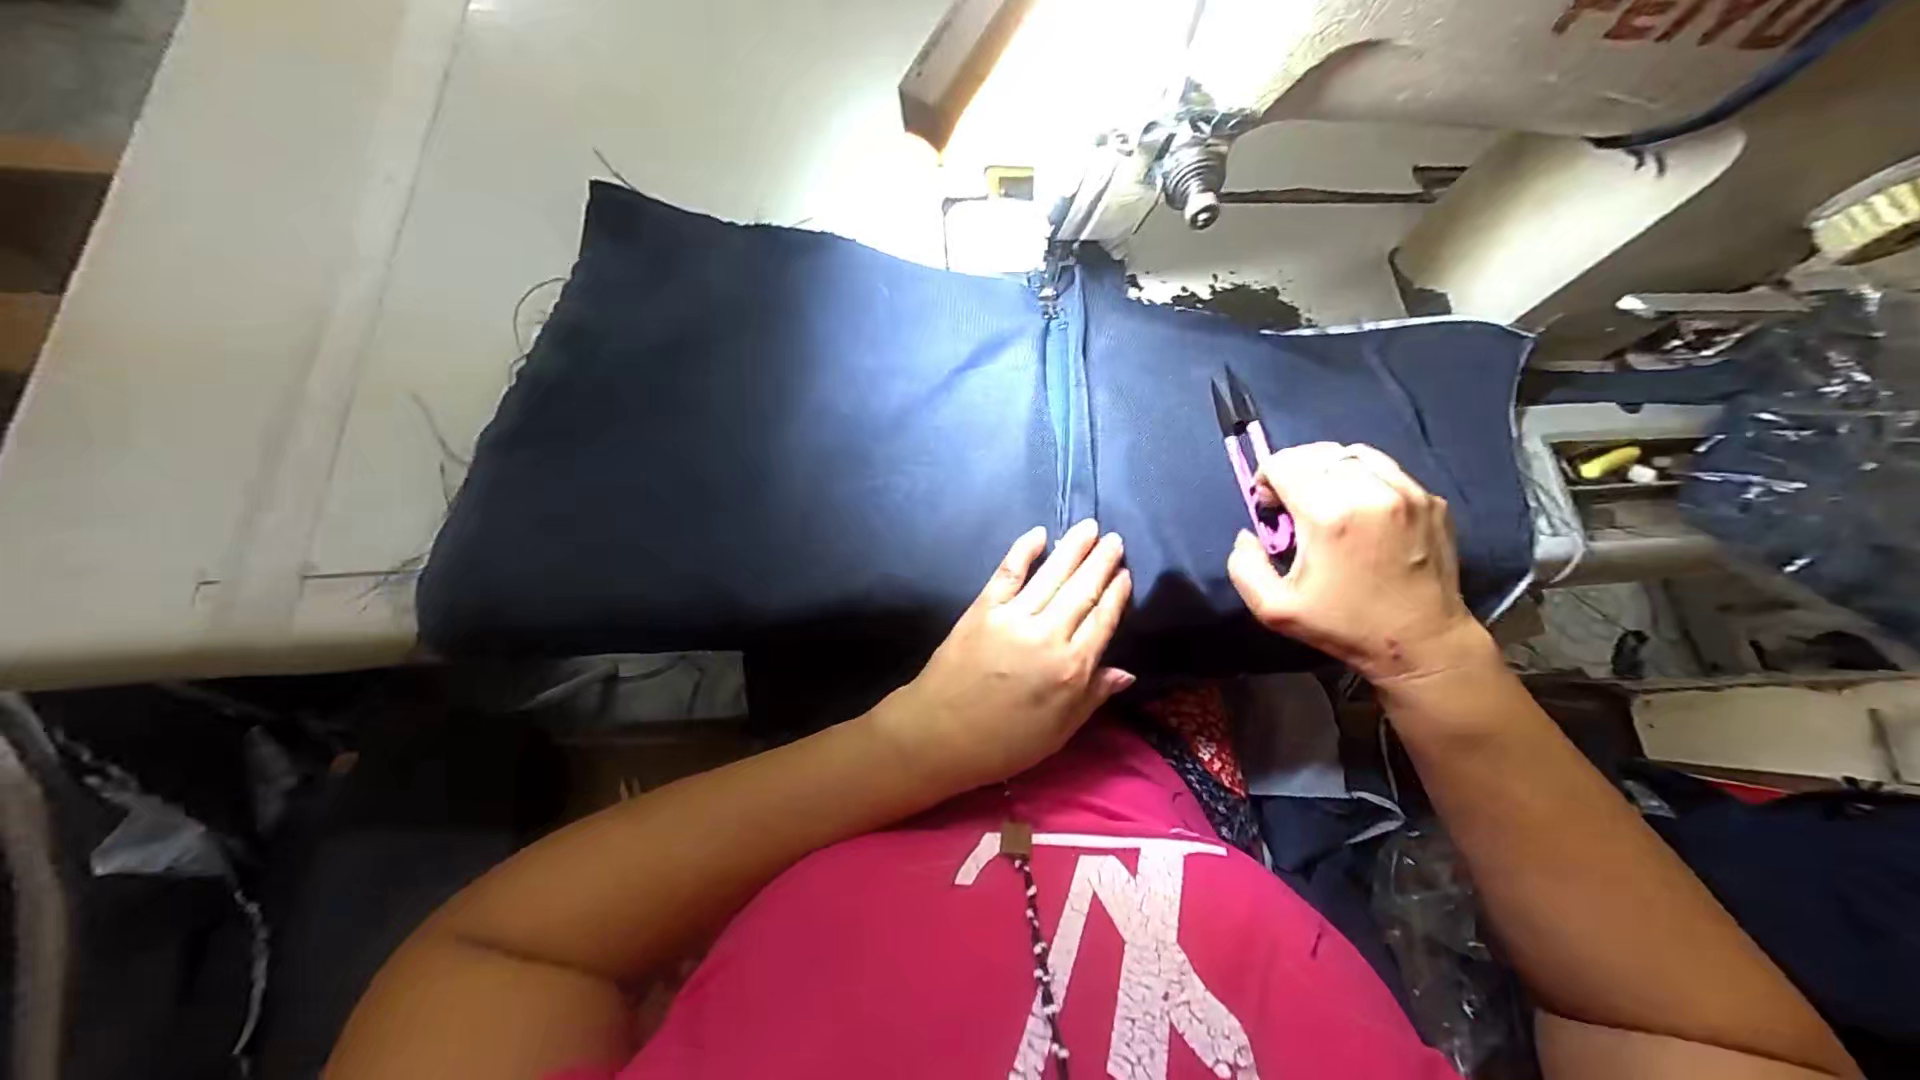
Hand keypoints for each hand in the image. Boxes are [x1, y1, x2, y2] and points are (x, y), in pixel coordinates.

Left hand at [878, 519, 1134, 792]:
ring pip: (1051, 575)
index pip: (1102, 620)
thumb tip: (1126, 673)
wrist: (940, 735)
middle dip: (1101, 562)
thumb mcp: (1059, 732)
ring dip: (1073, 548)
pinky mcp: (983, 609)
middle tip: (1114, 539)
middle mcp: (1048, 636)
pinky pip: (1008, 572)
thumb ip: (1093, 697)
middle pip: (1082, 591)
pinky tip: (1038, 534)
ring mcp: (1014, 618)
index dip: (1117, 594)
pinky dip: (1023, 550)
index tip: (1125, 573)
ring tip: (1089, 527)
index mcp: (1072, 669)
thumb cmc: (1004, 742)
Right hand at [1227, 442, 1494, 684]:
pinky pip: (1387, 470)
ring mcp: (1408, 493)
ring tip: (1325, 499)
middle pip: (1317, 453)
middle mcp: (1371, 492)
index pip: (1285, 463)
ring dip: (1329, 469)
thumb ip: (1243, 566)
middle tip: (1292, 505)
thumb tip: (1248, 534)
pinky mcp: (1431, 501)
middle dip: (1294, 472)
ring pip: (1353, 454)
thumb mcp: (1273, 609)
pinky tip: (1360, 509)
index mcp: (1330, 515)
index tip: (1270, 507)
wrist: (1422, 643)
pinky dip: (1363, 478)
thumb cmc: (1344, 627)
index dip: (1266, 480)